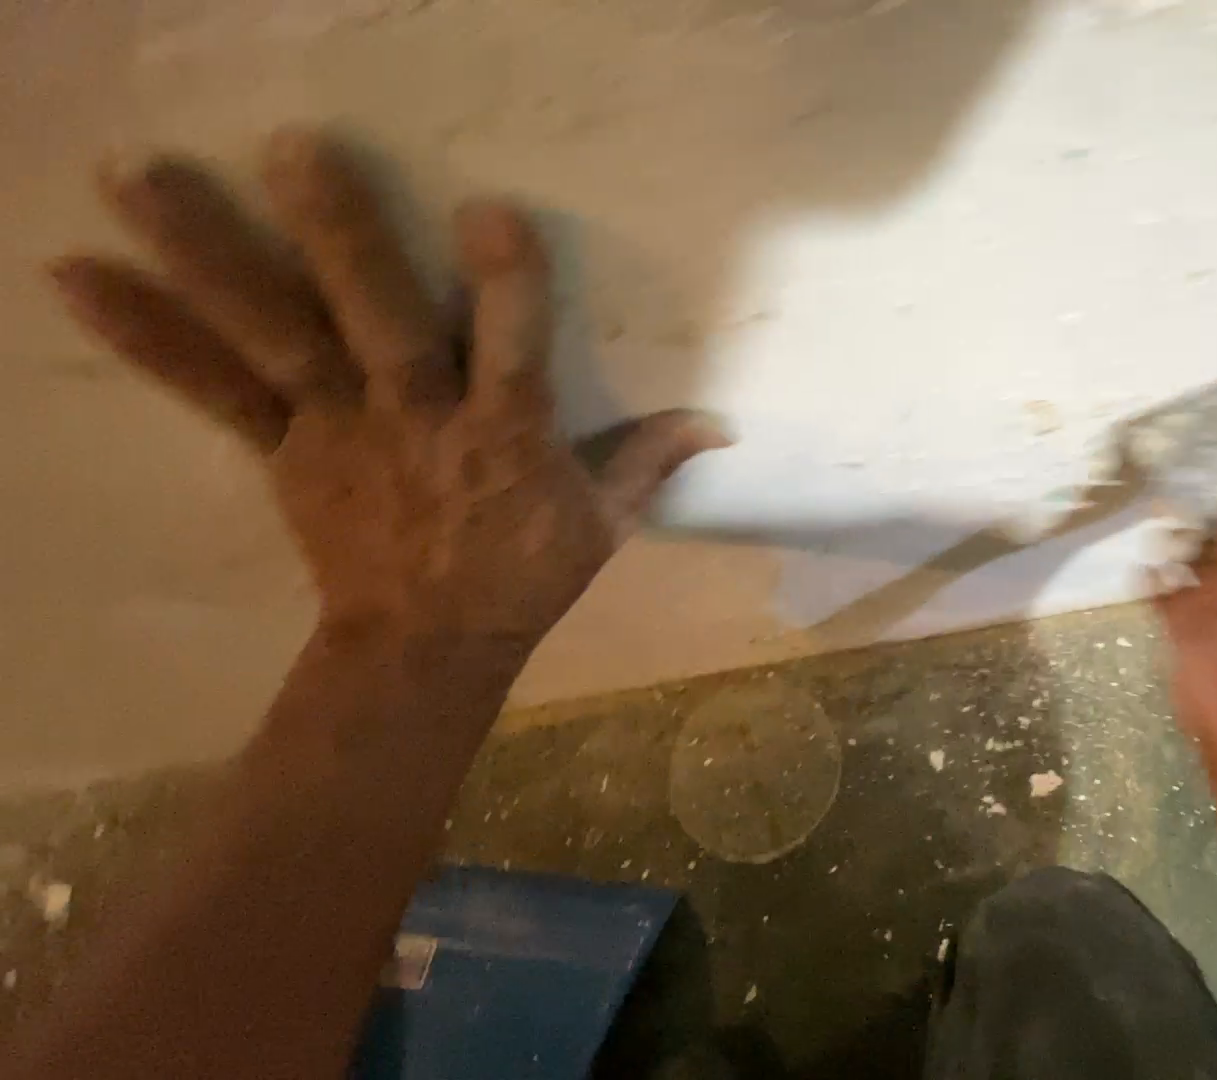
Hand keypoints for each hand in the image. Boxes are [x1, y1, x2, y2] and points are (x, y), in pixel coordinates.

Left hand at [47, 128, 725, 647]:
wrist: (431, 643)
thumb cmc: (529, 575)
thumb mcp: (606, 521)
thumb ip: (652, 459)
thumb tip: (722, 423)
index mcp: (507, 439)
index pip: (512, 351)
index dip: (507, 286)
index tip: (492, 213)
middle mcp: (421, 424)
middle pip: (382, 327)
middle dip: (344, 243)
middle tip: (296, 152)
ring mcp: (344, 436)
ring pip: (282, 342)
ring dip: (215, 261)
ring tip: (140, 175)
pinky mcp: (287, 455)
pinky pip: (217, 394)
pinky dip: (151, 339)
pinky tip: (75, 273)